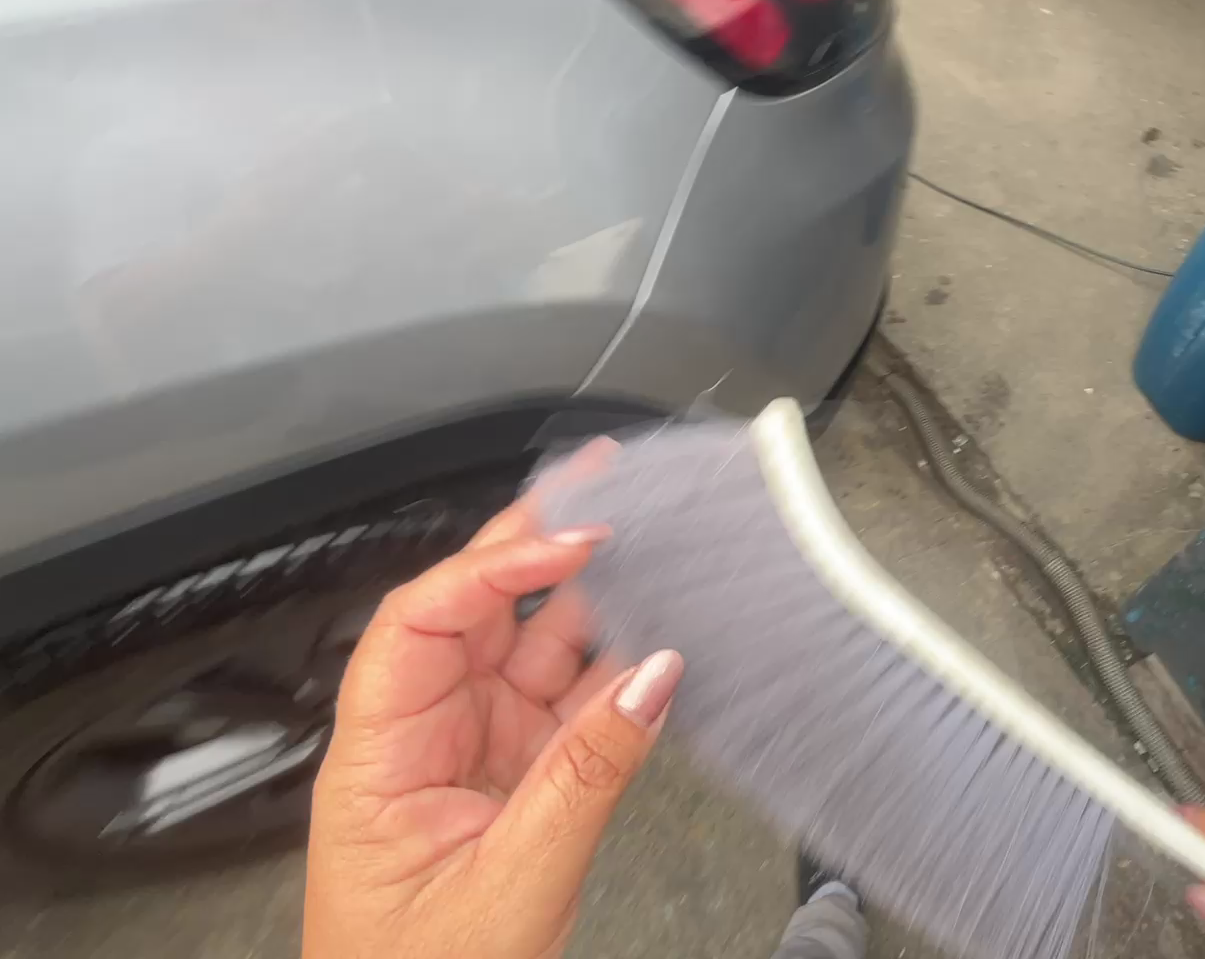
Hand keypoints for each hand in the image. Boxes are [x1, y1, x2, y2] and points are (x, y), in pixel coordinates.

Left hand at [303, 492, 683, 958]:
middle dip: (533, 538)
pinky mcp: (533, 753)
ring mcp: (488, 735)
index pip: (426, 621)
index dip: (497, 566)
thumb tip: (660, 672)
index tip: (580, 542)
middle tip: (595, 481)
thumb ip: (590, 772)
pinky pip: (581, 686)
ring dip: (593, 592)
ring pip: (539, 637)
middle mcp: (433, 724)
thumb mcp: (512, 881)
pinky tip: (661, 629)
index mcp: (384, 750)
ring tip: (646, 543)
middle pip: (478, 604)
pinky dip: (623, 657)